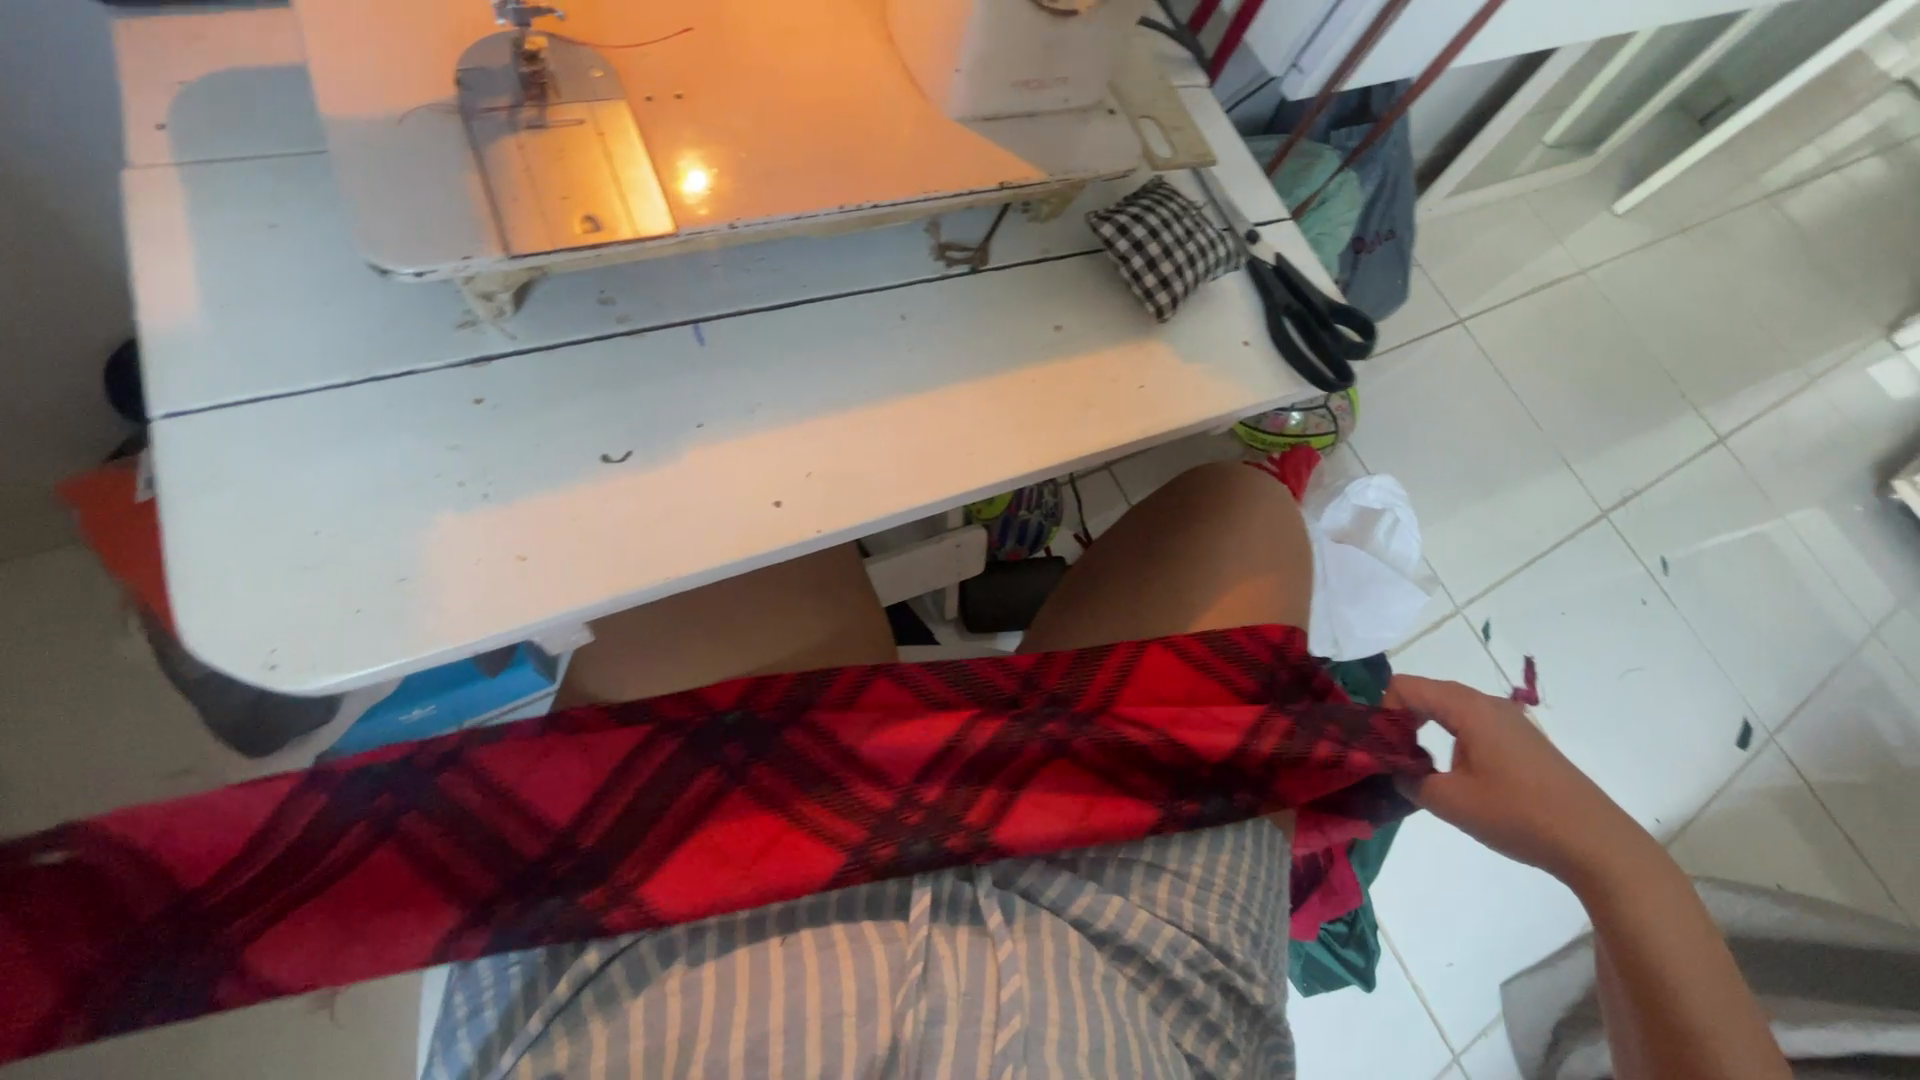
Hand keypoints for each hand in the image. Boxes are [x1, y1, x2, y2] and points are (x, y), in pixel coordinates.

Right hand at [1388, 676, 1655, 887]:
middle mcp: (1488, 704)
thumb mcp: (1449, 801)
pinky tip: (1458, 778)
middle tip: (1393, 760)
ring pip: (1448, 710)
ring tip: (1422, 772)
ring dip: (1425, 732)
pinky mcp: (1522, 742)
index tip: (1383, 750)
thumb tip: (1391, 767)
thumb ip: (1407, 778)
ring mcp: (1509, 722)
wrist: (1596, 844)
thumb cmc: (1519, 815)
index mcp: (1469, 708)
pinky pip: (1471, 726)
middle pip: (1426, 694)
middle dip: (1400, 721)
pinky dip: (1450, 741)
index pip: (1405, 686)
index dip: (1383, 713)